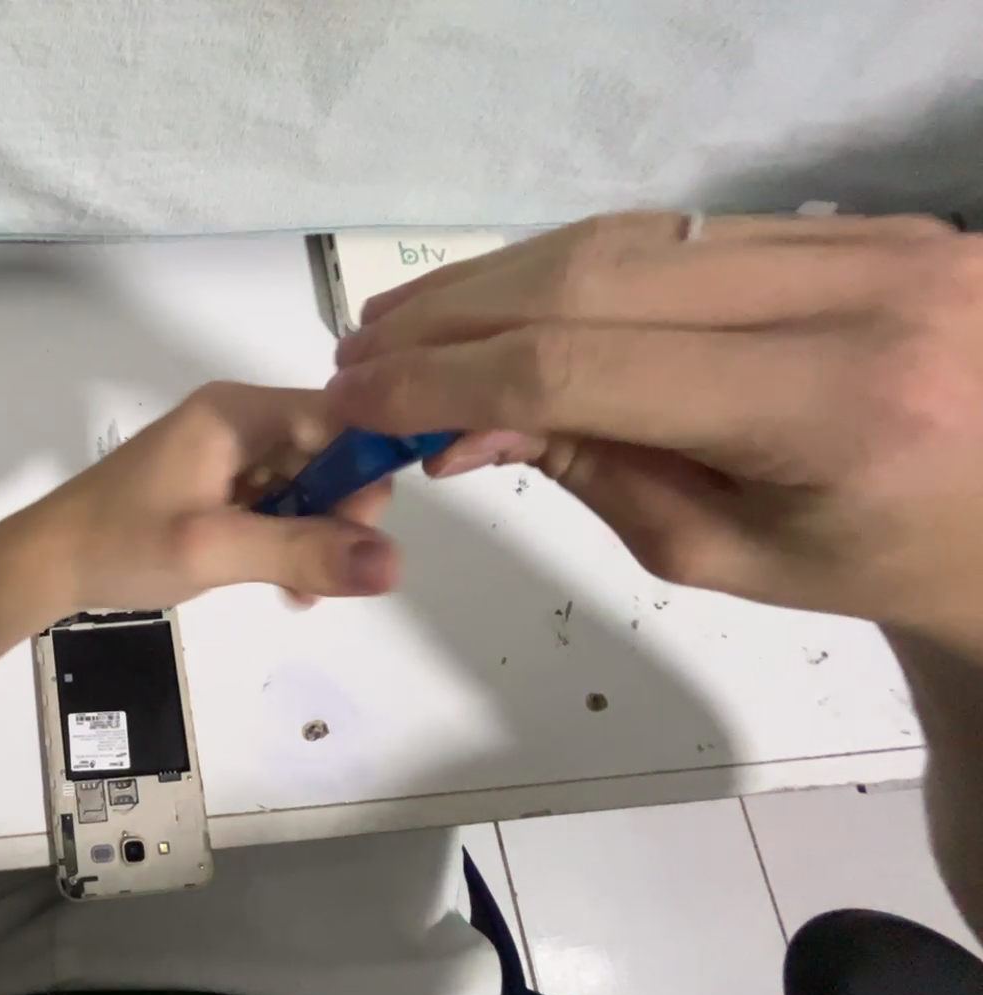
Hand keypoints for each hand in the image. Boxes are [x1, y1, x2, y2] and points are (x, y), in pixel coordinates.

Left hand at [12, 381, 399, 614]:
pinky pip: (269, 503)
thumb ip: (302, 552)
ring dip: (310, 536)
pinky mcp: (210, 483)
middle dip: (336, 514)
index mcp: (236, 412)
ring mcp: (221, 453)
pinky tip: (280, 582)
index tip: (360, 532)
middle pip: (325, 452)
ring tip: (296, 589)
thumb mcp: (212, 550)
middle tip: (322, 573)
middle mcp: (235, 421)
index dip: (366, 469)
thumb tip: (396, 564)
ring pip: (301, 484)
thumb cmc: (120, 544)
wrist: (47, 562)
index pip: (341, 416)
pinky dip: (280, 539)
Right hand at [328, 211, 982, 650]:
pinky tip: (473, 298)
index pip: (578, 370)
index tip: (355, 400)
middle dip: (442, 323)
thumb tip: (448, 431)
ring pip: (605, 241)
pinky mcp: (829, 221)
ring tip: (388, 327)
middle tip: (355, 359)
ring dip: (474, 286)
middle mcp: (855, 293)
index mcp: (829, 408)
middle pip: (582, 282)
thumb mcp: (697, 544)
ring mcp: (852, 237)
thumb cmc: (855, 556)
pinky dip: (536, 267)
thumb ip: (574, 466)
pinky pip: (646, 233)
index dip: (443, 381)